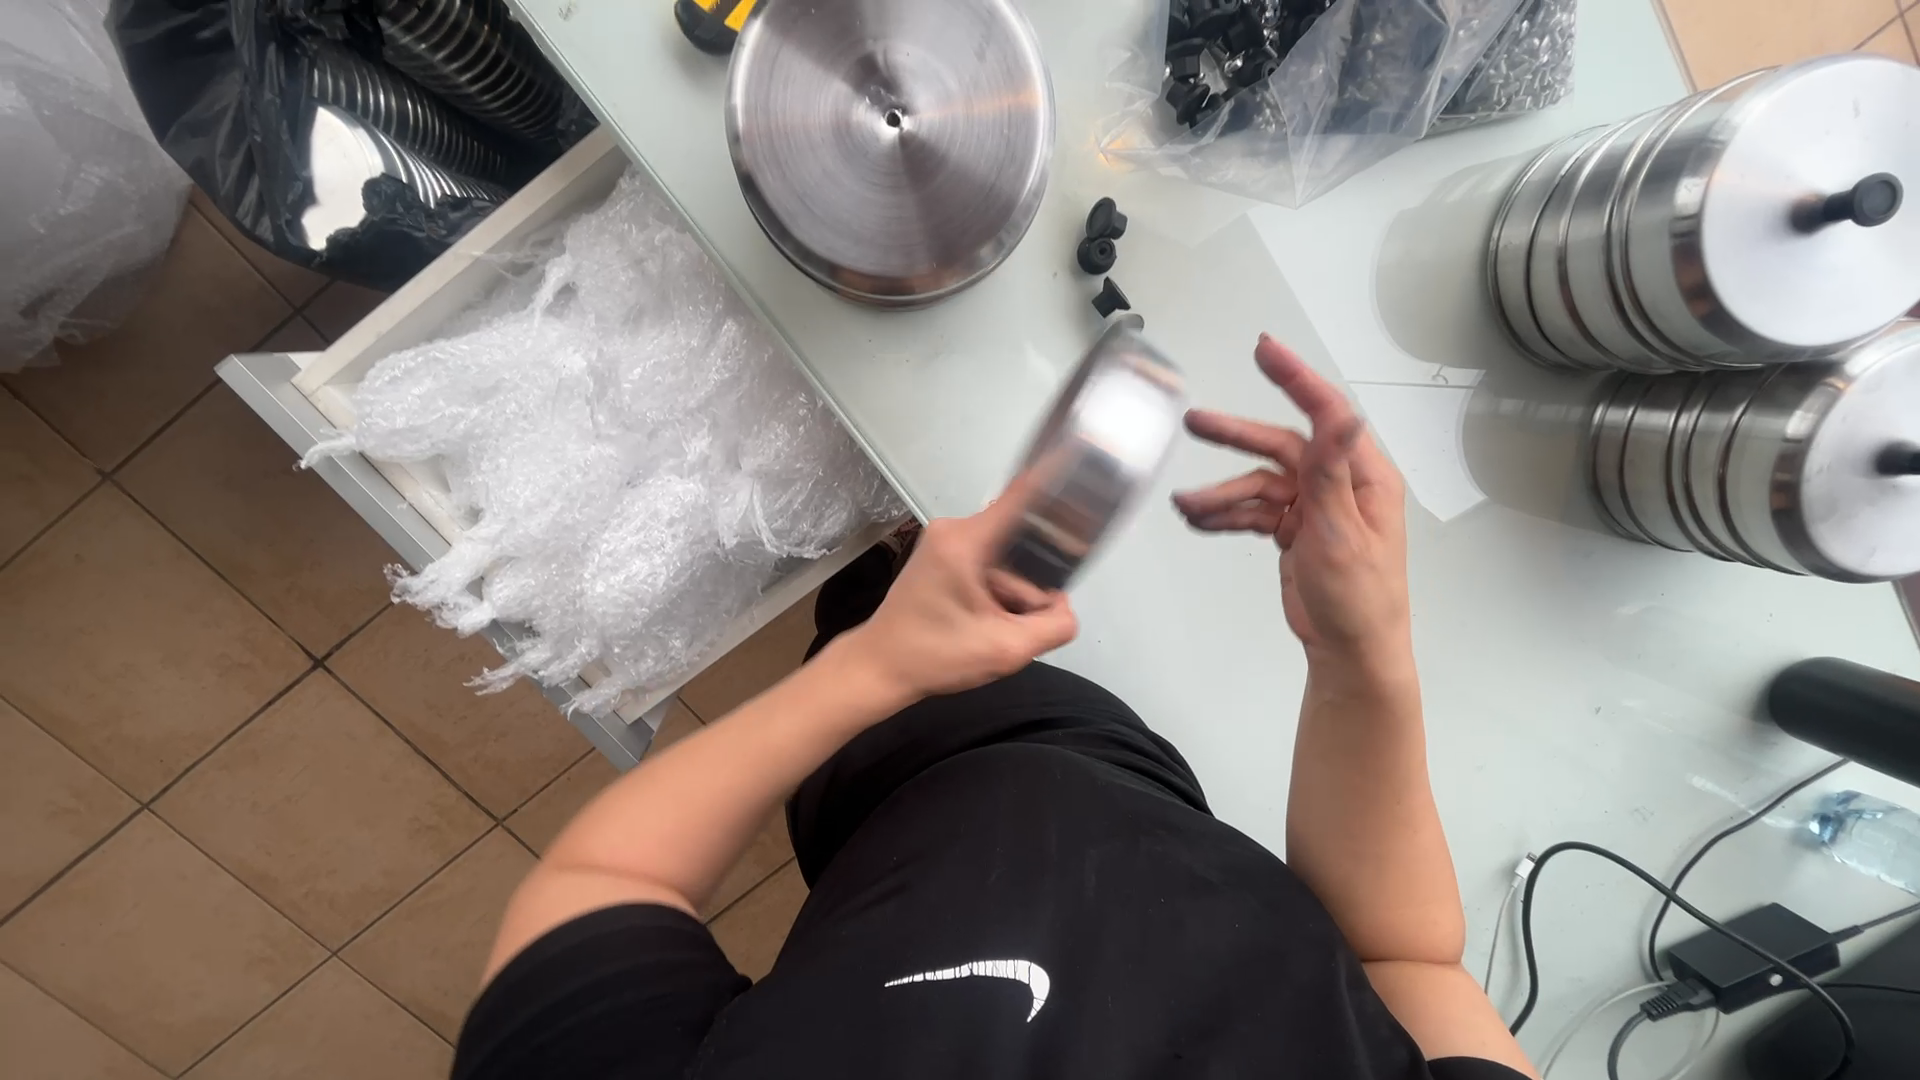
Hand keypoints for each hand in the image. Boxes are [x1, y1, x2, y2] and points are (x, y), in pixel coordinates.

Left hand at [837, 472, 1078, 701]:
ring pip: (1007, 558)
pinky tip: (983, 620)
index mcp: (966, 541)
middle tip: (1012, 624)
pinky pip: (990, 564)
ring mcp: (946, 540)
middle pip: (1021, 541)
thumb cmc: (934, 656)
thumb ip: (1052, 626)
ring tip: (991, 628)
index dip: (1055, 480)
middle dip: (1029, 584)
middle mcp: (955, 529)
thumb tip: (1063, 607)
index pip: (1021, 495)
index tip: (1084, 454)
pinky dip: (996, 591)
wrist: (880, 668)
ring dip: (1012, 593)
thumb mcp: (1006, 651)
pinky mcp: (943, 556)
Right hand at [1173, 335, 1409, 663]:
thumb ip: (1332, 473)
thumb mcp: (1343, 534)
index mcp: (1361, 476)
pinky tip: (1198, 521)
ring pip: (1256, 486)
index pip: (1326, 415)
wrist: (1349, 651)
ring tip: (1184, 505)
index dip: (1295, 379)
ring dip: (1220, 494)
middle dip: (1235, 438)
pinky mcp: (1290, 531)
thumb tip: (1342, 414)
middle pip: (1279, 447)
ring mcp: (1310, 508)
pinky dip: (1225, 516)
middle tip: (1193, 422)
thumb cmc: (1358, 597)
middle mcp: (1335, 484)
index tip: (1264, 350)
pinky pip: (1251, 513)